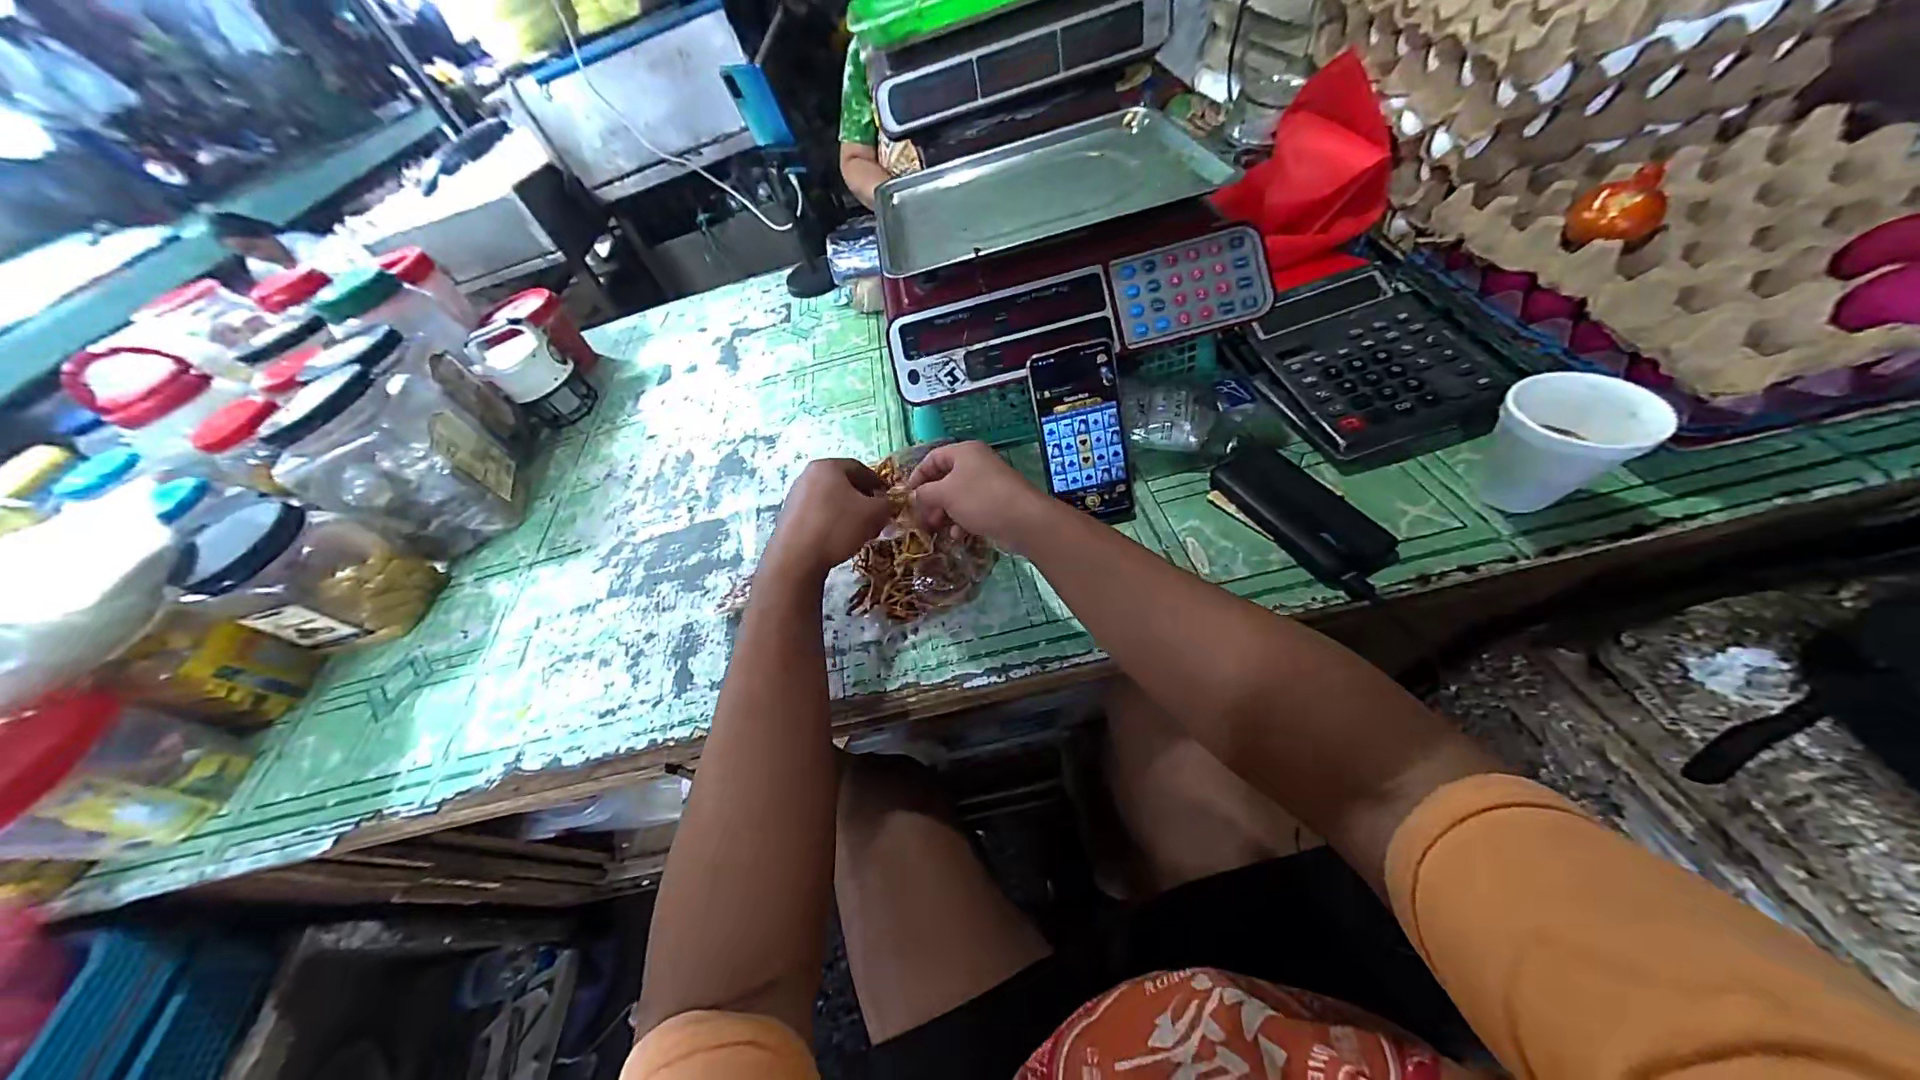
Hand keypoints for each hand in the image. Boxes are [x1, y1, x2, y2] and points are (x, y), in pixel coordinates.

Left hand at [763, 458, 893, 579]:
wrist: (796, 557)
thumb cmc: (838, 526)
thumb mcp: (874, 514)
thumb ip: (887, 504)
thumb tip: (888, 504)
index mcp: (828, 466)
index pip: (860, 468)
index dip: (878, 483)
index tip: (888, 499)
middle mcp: (808, 475)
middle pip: (843, 484)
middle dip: (863, 500)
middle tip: (876, 517)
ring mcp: (795, 496)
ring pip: (831, 500)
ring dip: (849, 512)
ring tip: (860, 531)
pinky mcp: (788, 516)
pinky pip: (818, 513)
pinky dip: (832, 522)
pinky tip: (840, 539)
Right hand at [905, 441, 1054, 552]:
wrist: (1023, 520)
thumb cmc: (980, 499)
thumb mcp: (945, 494)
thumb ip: (925, 493)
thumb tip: (916, 496)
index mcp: (964, 452)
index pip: (932, 458)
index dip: (917, 476)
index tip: (907, 496)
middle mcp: (976, 464)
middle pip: (945, 479)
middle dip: (931, 500)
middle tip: (921, 518)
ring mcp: (988, 484)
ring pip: (957, 497)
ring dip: (944, 513)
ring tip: (936, 529)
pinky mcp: (997, 504)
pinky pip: (972, 510)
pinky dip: (961, 521)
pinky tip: (958, 535)